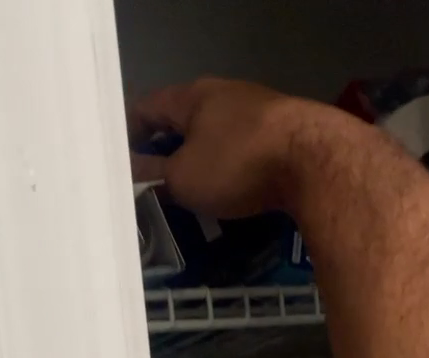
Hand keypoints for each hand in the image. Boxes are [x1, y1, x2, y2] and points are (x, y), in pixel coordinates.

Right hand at [129, 79, 342, 219]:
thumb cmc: (236, 164)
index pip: (145, 107)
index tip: (115, 162)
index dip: (126, 133)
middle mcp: (222, 94)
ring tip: (182, 191)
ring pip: (211, 135)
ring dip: (193, 159)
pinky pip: (237, 148)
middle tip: (146, 181)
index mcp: (191, 97)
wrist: (314, 160)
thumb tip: (126, 171)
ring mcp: (254, 110)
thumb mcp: (183, 177)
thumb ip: (152, 174)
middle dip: (161, 148)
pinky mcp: (279, 132)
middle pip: (180, 120)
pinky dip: (221, 167)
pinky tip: (221, 190)